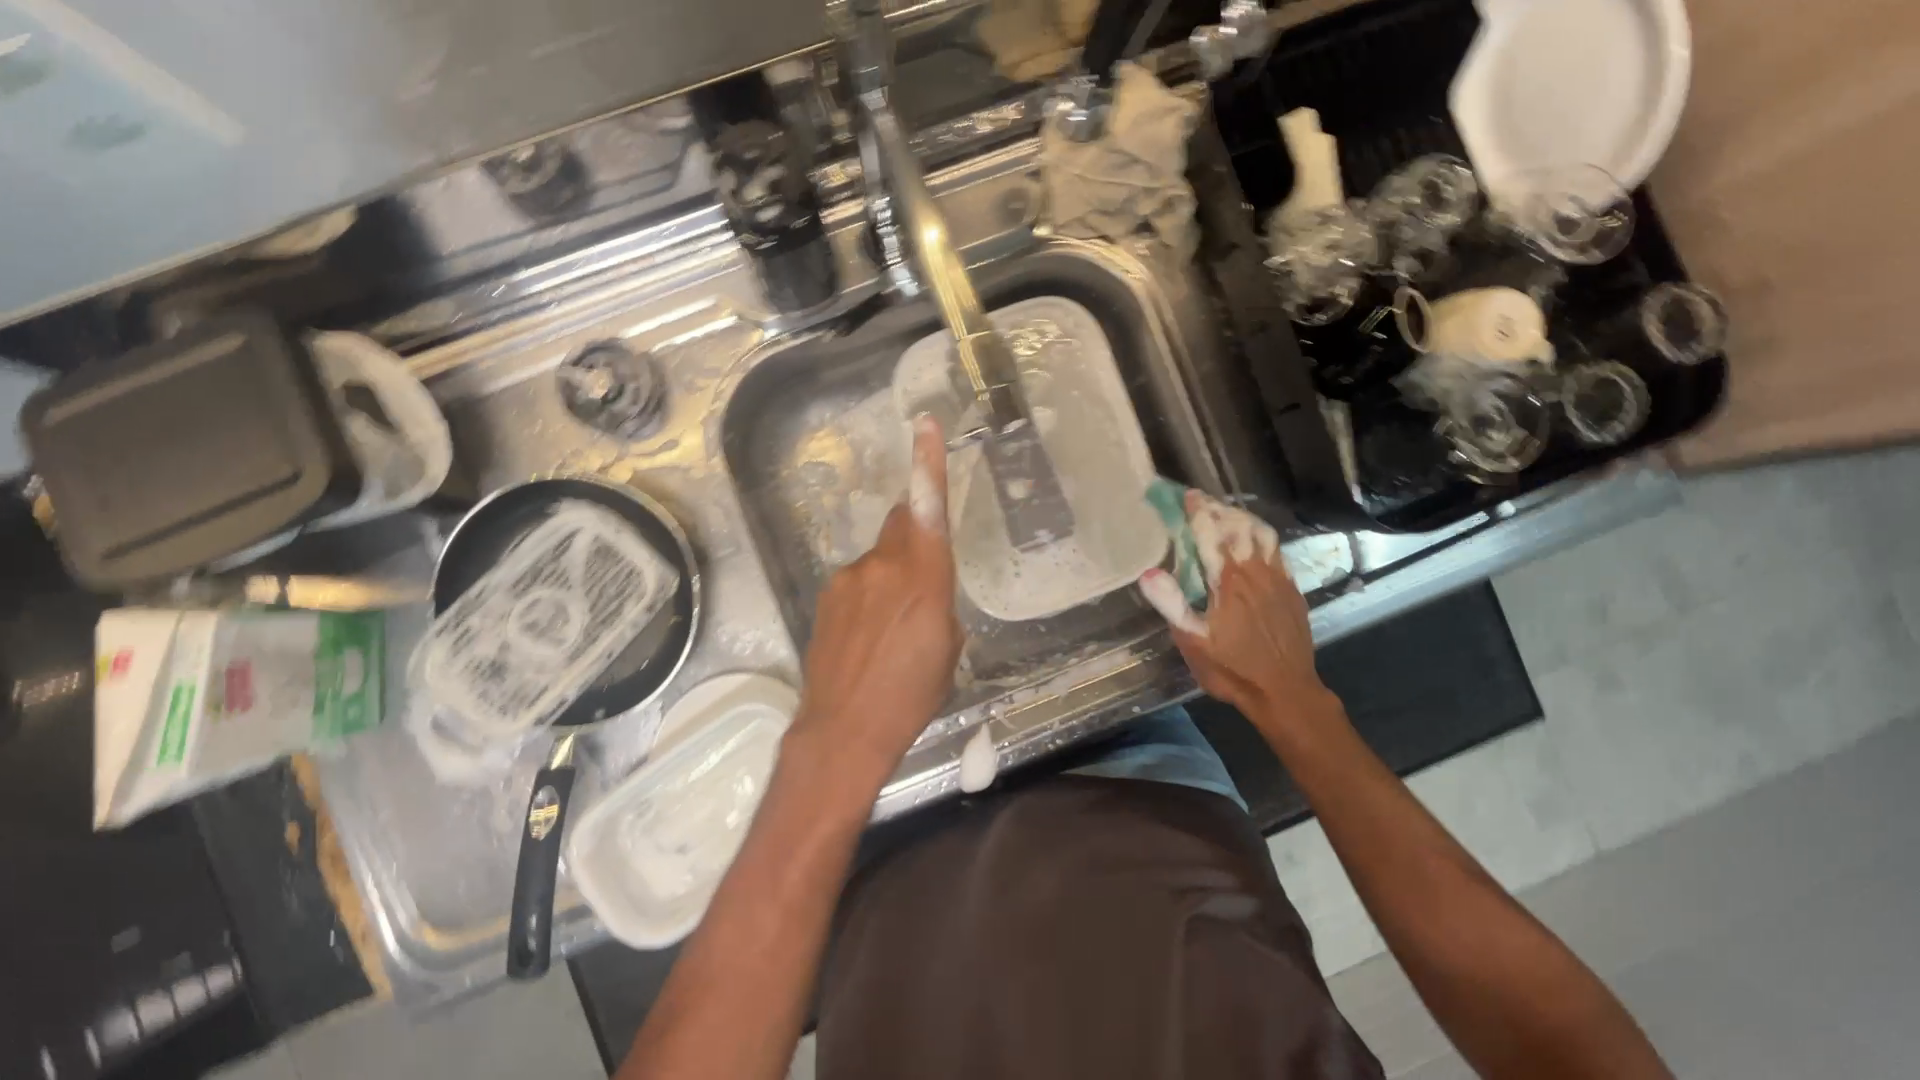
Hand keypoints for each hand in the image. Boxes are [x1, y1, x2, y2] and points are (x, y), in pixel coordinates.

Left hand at [790, 416, 962, 782]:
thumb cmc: (910, 696)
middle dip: (917, 539)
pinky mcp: (826, 598)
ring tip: (892, 632)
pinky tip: (868, 640)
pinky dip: (868, 600)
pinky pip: (858, 584)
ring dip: (891, 580)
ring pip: (880, 560)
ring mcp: (848, 580)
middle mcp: (883, 566)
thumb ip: (940, 604)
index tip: (925, 423)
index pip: (929, 507)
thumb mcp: (947, 649)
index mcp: (924, 576)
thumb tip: (927, 591)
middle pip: (904, 527)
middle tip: (924, 579)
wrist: (843, 730)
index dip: (929, 463)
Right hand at [1138, 490, 1335, 729]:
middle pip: (1239, 527)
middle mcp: (1256, 571)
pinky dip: (1263, 539)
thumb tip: (1148, 573)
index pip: (1211, 534)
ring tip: (1229, 515)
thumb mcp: (1193, 642)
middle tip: (1204, 503)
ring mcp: (1278, 580)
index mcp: (1228, 580)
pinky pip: (1278, 553)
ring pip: (1263, 535)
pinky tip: (1256, 545)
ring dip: (1244, 520)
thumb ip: (1172, 605)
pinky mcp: (1292, 591)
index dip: (1199, 512)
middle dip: (1221, 510)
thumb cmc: (1233, 669)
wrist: (1285, 691)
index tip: (1189, 496)